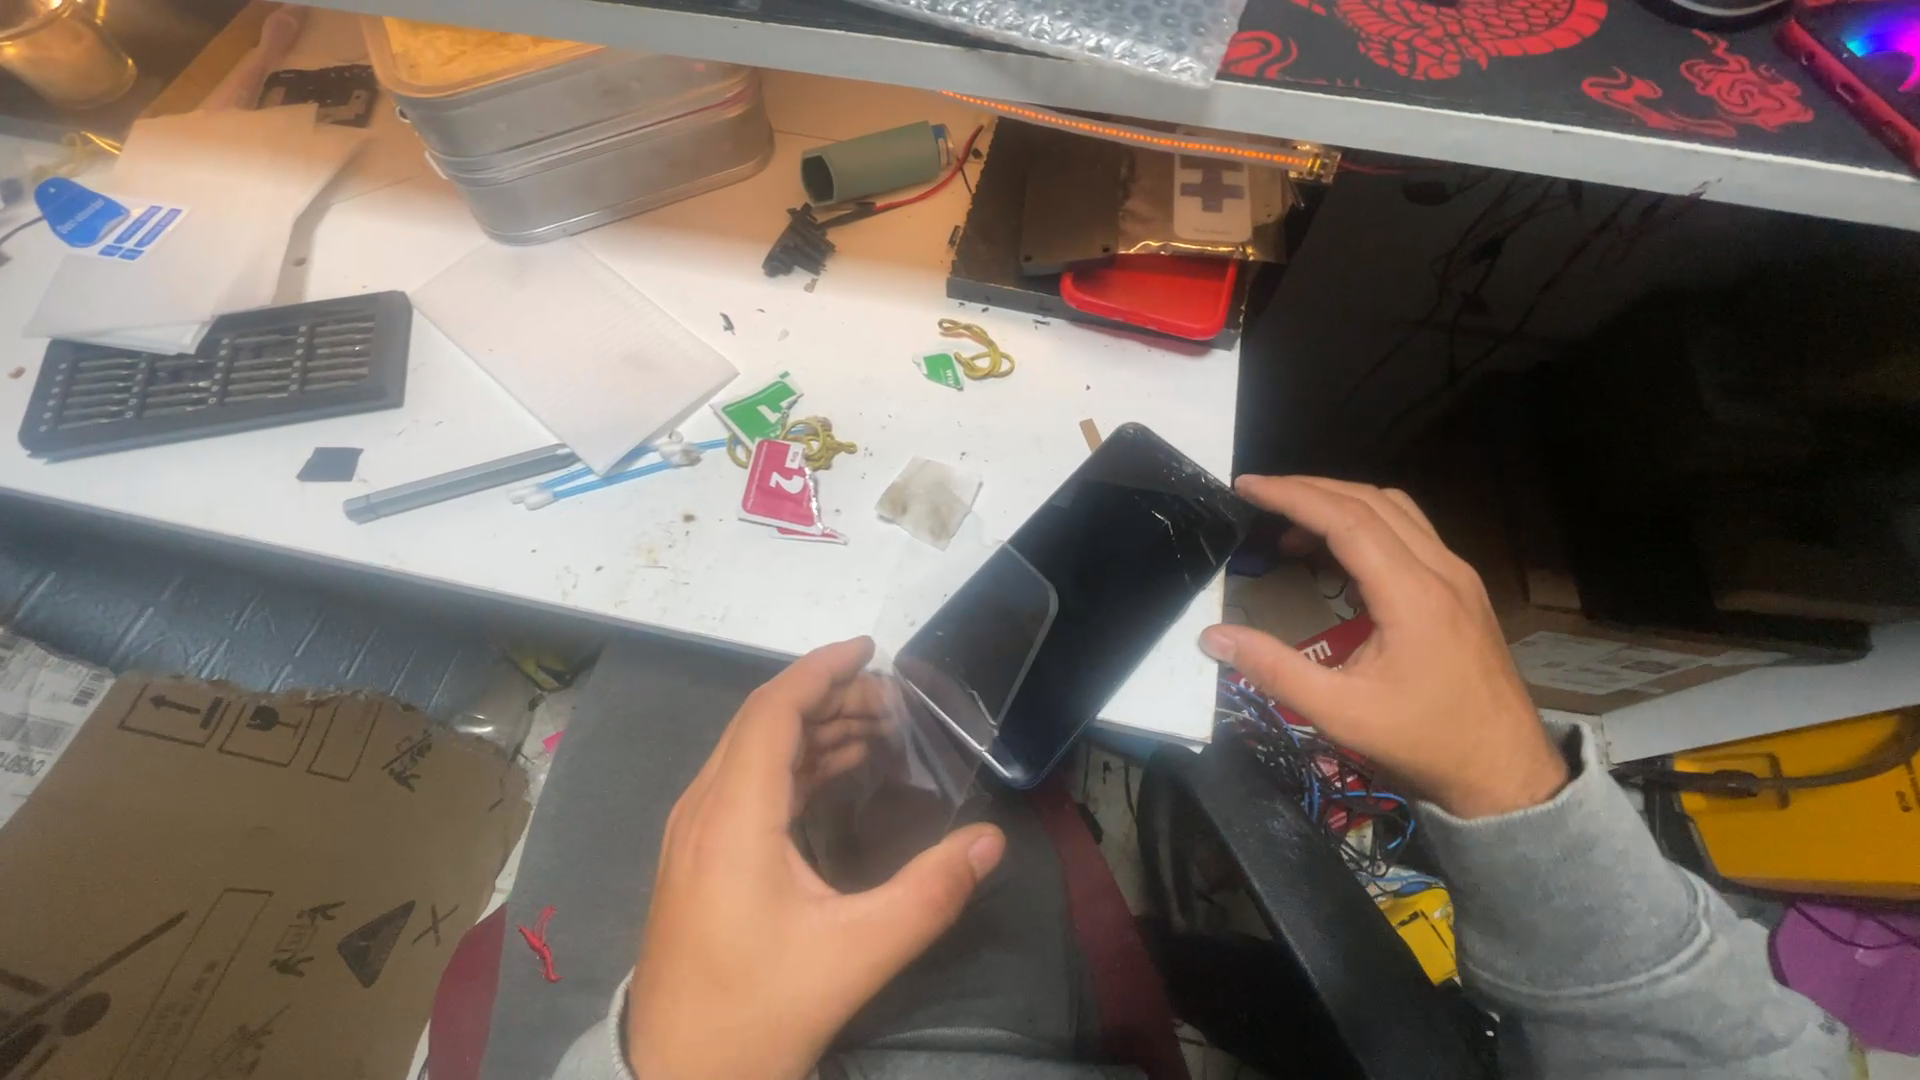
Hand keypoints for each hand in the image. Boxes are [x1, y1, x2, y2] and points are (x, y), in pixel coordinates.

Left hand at [627, 637, 1006, 1079]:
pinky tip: (838, 770)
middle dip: (830, 696)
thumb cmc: (758, 1009)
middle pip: (765, 721)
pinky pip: (748, 779)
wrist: (675, 1077)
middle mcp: (705, 807)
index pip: (774, 711)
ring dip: (814, 727)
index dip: (821, 670)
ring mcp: (696, 829)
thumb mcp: (856, 954)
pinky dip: (796, 761)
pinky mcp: (700, 850)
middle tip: (893, 700)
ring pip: (754, 748)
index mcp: (734, 815)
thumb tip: (991, 841)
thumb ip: (929, 893)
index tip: (870, 649)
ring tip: (877, 728)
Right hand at [1200, 477, 1567, 818]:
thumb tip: (1212, 637)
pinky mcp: (1459, 589)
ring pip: (1394, 510)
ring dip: (1339, 503)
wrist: (1506, 772)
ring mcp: (1456, 576)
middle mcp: (1442, 570)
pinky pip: (1408, 532)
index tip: (1247, 487)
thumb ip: (1273, 669)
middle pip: (1371, 500)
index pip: (1347, 520)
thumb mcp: (1339, 713)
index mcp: (1413, 595)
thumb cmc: (1424, 742)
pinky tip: (1333, 557)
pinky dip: (1363, 524)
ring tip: (1288, 527)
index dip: (1292, 496)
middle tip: (1258, 498)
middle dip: (1309, 489)